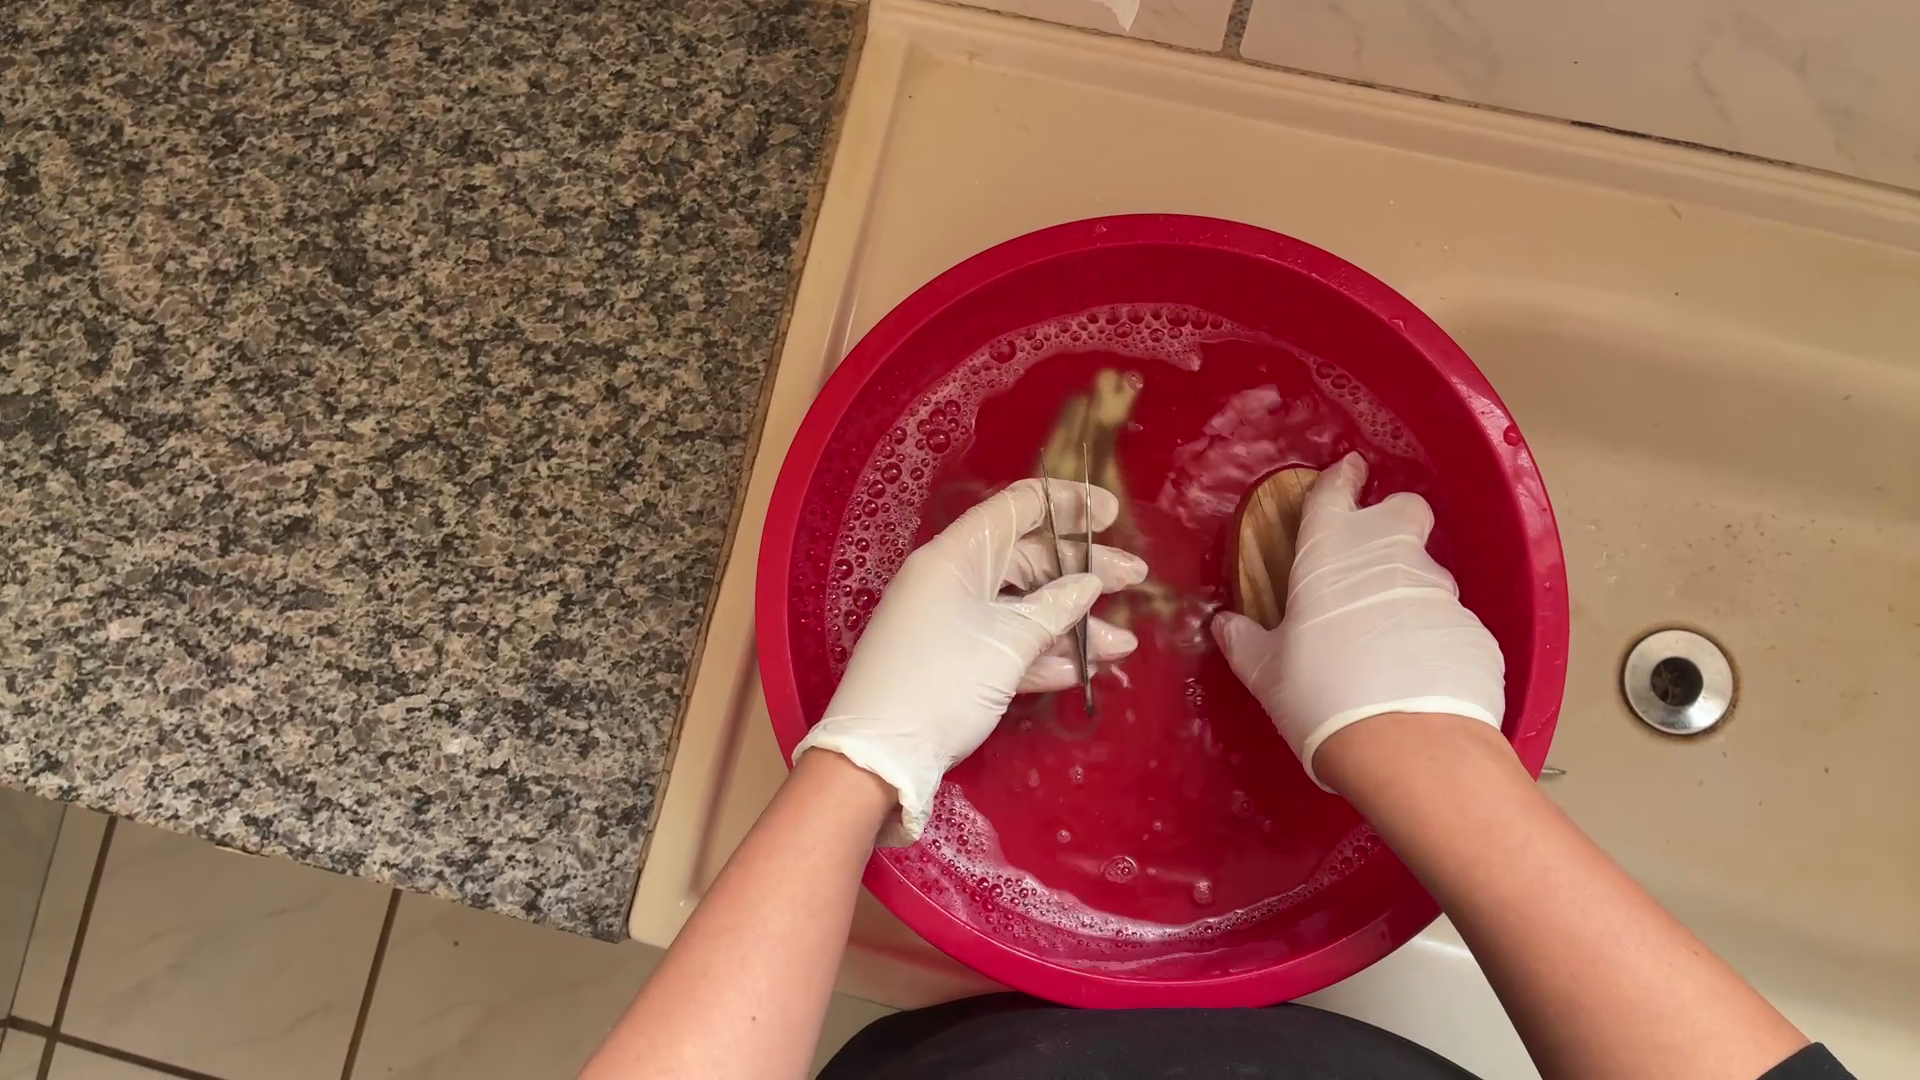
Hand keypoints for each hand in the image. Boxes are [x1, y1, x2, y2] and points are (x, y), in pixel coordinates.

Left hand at [796, 479, 1148, 843]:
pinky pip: (1006, 643)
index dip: (1068, 504)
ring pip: (1022, 606)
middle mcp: (955, 578)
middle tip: (1137, 580)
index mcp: (958, 555)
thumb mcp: (1007, 643)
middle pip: (1028, 558)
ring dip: (1072, 623)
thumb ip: (1055, 608)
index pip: (1018, 507)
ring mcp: (954, 620)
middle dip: (1084, 571)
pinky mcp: (956, 659)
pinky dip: (1043, 653)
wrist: (877, 757)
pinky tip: (1084, 669)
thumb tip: (1089, 585)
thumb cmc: (942, 682)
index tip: (1112, 516)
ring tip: (1123, 645)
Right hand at [1211, 451, 1503, 788]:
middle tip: (1369, 558)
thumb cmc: (1318, 691)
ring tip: (1383, 638)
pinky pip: (1445, 621)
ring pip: (1424, 572)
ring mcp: (1438, 592)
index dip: (1341, 477)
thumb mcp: (1263, 670)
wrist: (1406, 745)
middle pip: (1404, 512)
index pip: (1336, 494)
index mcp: (1330, 554)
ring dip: (1404, 589)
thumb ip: (1243, 640)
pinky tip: (1412, 672)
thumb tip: (1224, 625)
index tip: (1348, 469)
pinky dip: (1429, 634)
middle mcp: (1389, 558)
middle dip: (1392, 520)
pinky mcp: (1473, 631)